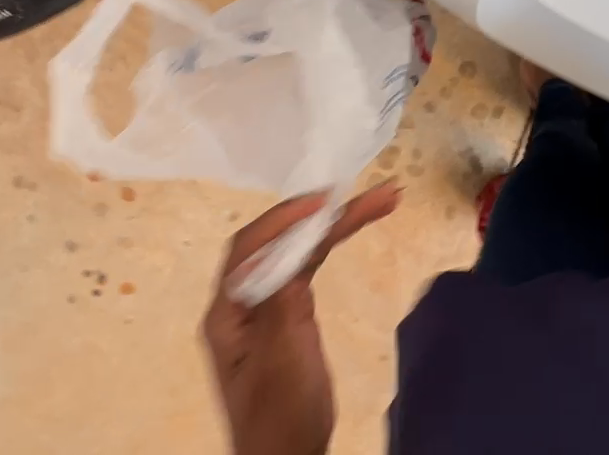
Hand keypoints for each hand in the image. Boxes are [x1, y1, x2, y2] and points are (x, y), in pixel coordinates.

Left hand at [203, 182, 401, 454]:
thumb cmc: (281, 413)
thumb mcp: (281, 358)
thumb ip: (283, 299)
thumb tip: (296, 246)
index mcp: (228, 312)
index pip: (249, 247)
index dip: (283, 219)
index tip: (323, 203)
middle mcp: (245, 299)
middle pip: (280, 241)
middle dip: (323, 213)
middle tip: (372, 195)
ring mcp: (268, 303)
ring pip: (299, 250)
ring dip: (336, 223)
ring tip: (380, 201)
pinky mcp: (291, 311)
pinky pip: (309, 266)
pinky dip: (333, 244)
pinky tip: (353, 226)